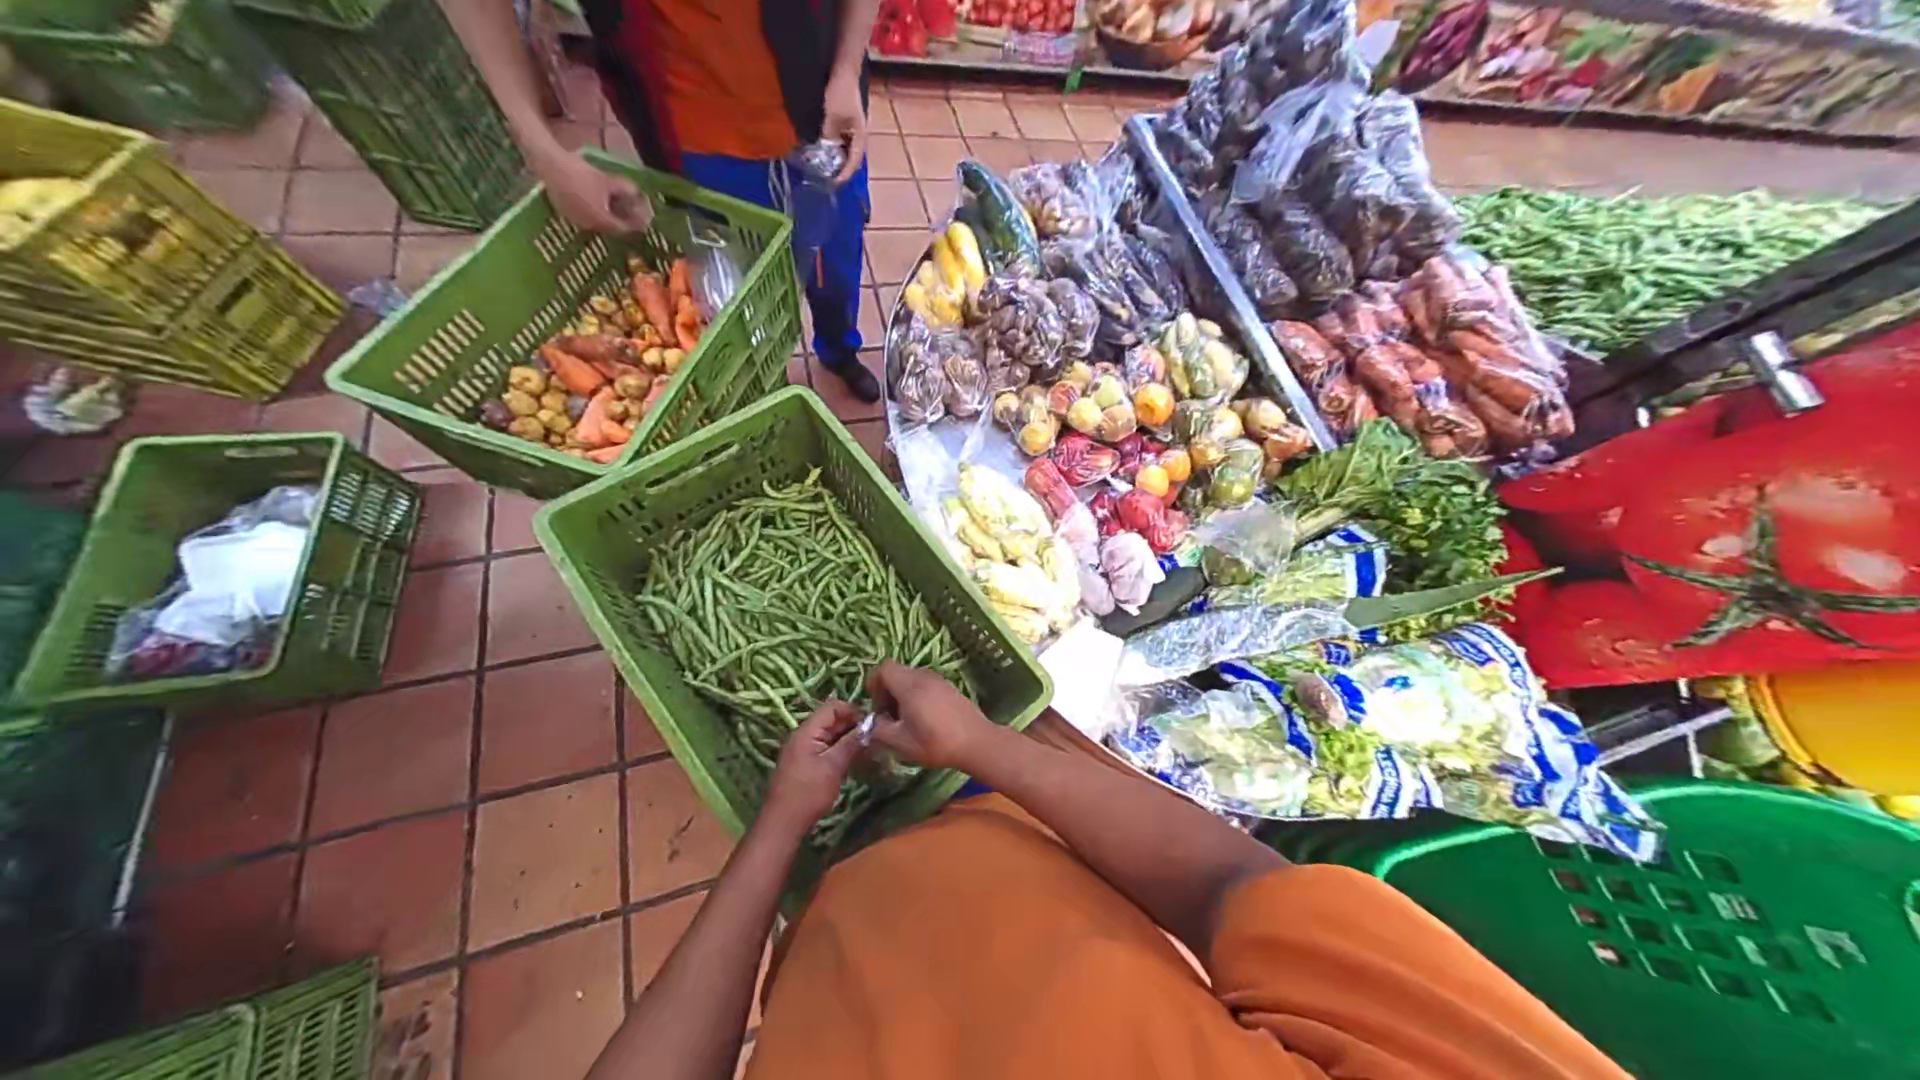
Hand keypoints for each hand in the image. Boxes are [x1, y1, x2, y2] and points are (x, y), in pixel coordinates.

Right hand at [529, 141, 652, 233]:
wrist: (550, 164)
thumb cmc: (581, 173)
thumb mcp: (608, 180)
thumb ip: (627, 190)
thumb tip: (639, 194)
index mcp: (601, 221)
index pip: (624, 229)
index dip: (635, 225)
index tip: (643, 220)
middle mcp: (589, 227)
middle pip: (611, 229)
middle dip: (622, 222)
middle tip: (630, 214)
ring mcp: (576, 221)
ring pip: (598, 224)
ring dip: (608, 218)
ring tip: (615, 208)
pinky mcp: (566, 214)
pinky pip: (586, 218)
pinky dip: (595, 214)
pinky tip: (597, 204)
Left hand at [760, 701, 863, 832]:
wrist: (783, 823)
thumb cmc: (808, 793)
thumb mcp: (833, 766)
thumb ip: (851, 743)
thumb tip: (870, 726)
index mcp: (807, 731)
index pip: (832, 707)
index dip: (853, 711)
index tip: (872, 724)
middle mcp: (803, 736)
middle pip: (831, 720)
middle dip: (853, 725)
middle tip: (874, 737)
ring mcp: (803, 750)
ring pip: (830, 735)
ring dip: (848, 739)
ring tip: (868, 749)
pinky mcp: (805, 764)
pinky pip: (825, 748)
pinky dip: (840, 751)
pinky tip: (854, 760)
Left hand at [820, 72, 866, 185]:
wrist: (844, 70)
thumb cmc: (841, 93)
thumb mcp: (832, 116)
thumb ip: (829, 135)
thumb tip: (825, 150)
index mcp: (860, 137)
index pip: (854, 162)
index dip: (845, 174)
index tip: (835, 183)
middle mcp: (859, 136)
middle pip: (853, 159)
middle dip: (842, 170)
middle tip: (830, 179)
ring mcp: (854, 130)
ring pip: (848, 152)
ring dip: (839, 160)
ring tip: (828, 168)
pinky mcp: (848, 124)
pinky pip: (843, 143)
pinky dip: (837, 150)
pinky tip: (828, 152)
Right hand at [864, 661, 994, 770]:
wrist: (977, 742)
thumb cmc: (936, 742)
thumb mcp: (900, 742)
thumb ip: (879, 730)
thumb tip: (872, 722)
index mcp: (910, 685)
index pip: (884, 668)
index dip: (875, 684)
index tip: (877, 707)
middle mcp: (924, 676)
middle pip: (897, 673)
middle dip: (887, 692)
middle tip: (889, 717)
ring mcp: (939, 680)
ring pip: (911, 678)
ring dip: (902, 695)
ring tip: (905, 720)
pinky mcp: (949, 687)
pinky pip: (924, 684)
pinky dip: (916, 696)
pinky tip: (923, 719)